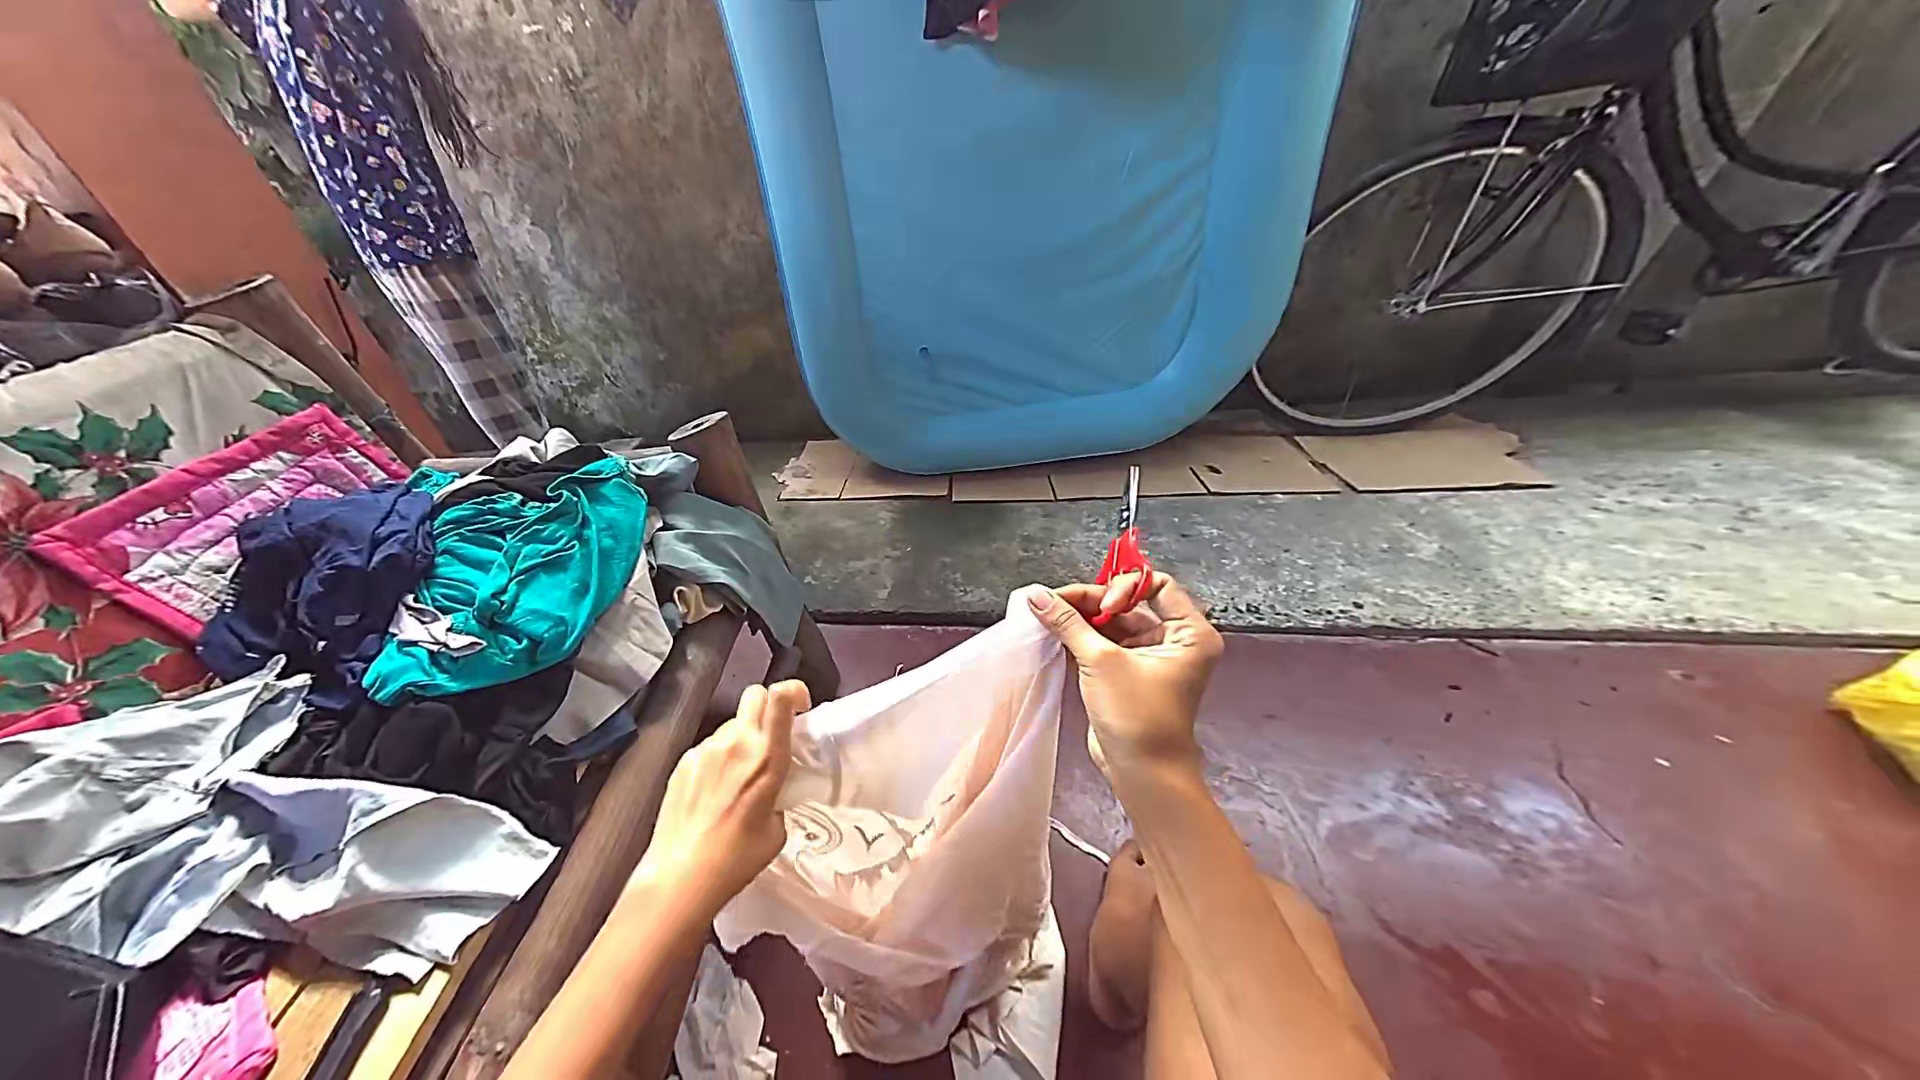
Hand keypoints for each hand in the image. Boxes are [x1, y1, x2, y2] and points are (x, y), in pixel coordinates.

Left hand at [631, 680, 808, 914]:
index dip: (794, 691)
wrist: (680, 877)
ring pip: (732, 723)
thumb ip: (780, 794)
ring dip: (743, 736)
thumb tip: (774, 788)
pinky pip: (710, 746)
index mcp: (766, 756)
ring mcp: (705, 750)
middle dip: (769, 705)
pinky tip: (715, 790)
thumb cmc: (736, 858)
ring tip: (740, 773)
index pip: (780, 697)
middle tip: (774, 733)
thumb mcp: (777, 827)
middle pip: (755, 694)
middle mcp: (736, 744)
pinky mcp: (683, 762)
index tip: (802, 706)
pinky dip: (720, 757)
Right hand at [1027, 573, 1222, 780]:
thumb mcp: (1102, 661)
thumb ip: (1069, 623)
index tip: (1101, 604)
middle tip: (1056, 602)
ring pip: (1113, 622)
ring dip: (1082, 617)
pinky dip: (1082, 635)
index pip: (1157, 586)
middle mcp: (1174, 640)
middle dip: (1093, 600)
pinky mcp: (1128, 671)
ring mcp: (1150, 656)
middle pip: (1129, 602)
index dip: (1125, 588)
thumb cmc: (1138, 718)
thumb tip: (1038, 595)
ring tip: (1049, 614)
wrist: (1141, 772)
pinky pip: (1105, 641)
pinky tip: (1056, 630)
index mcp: (1189, 633)